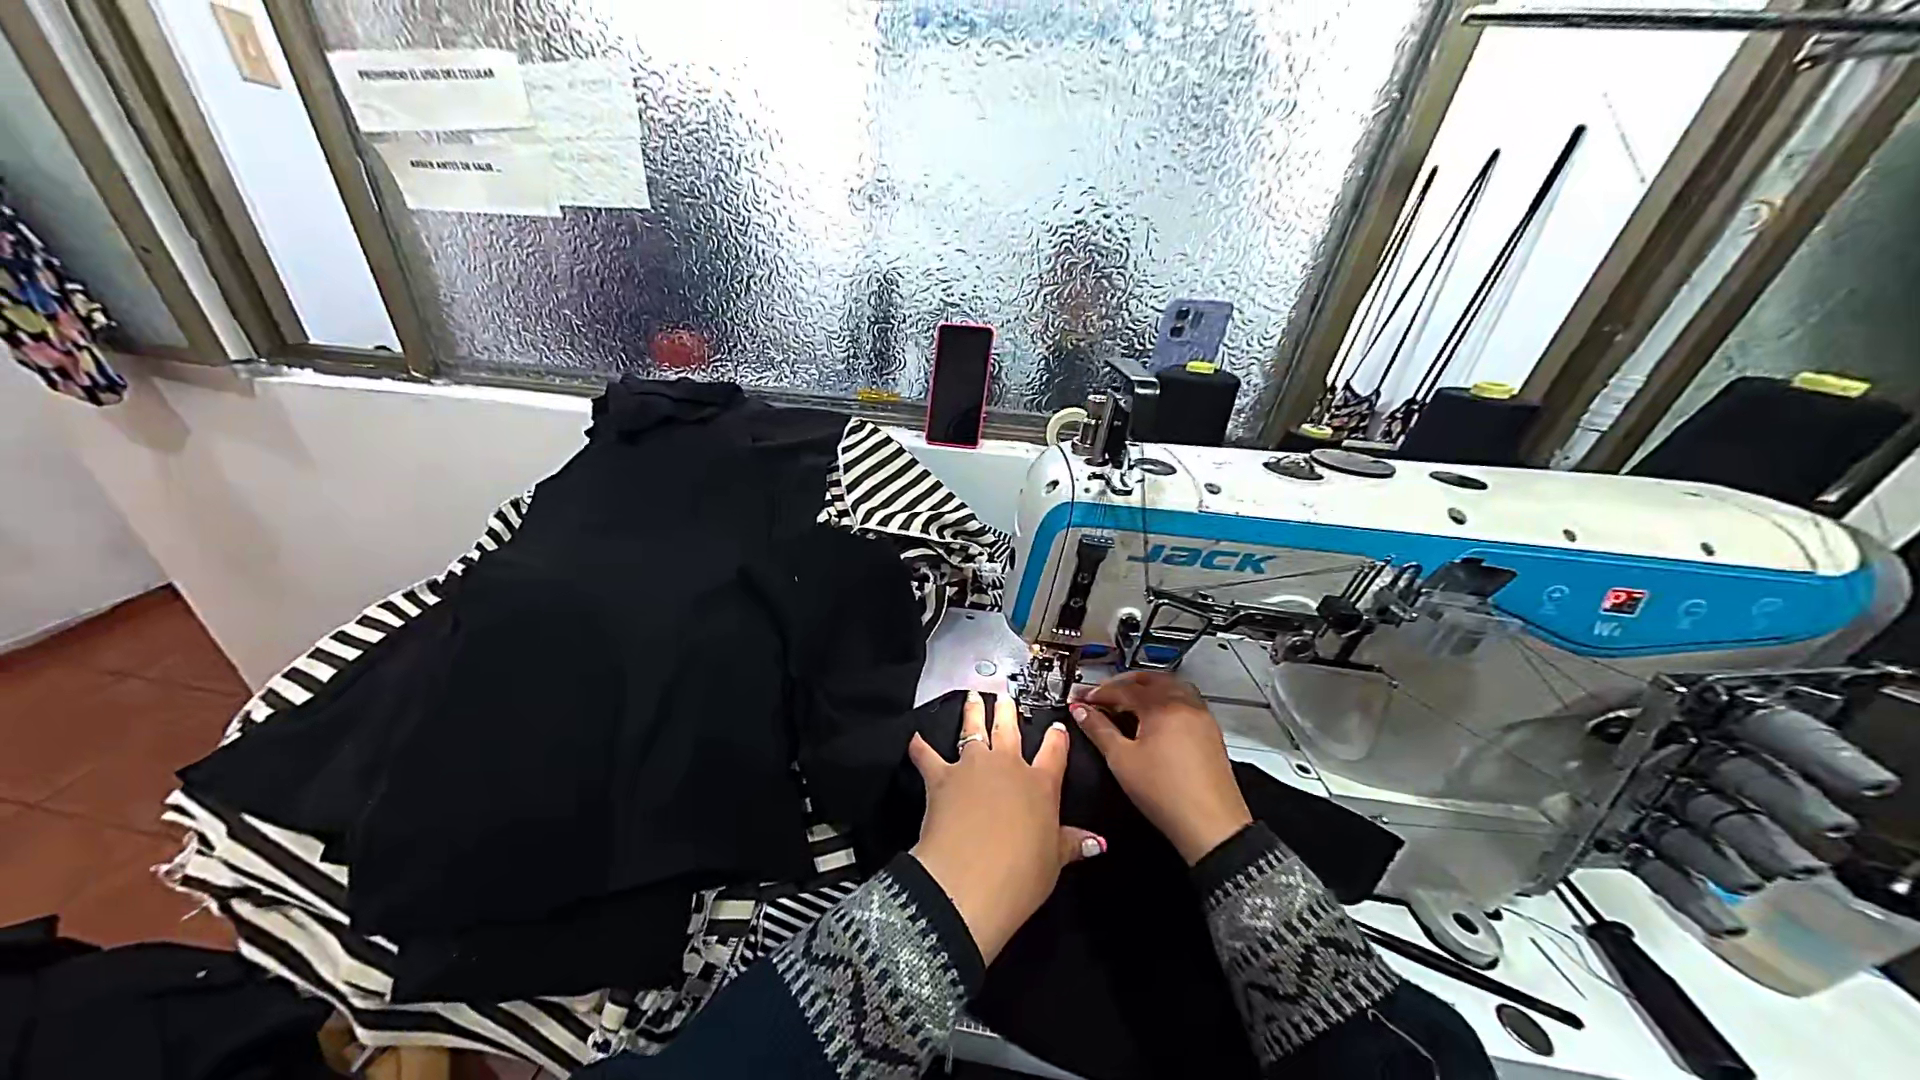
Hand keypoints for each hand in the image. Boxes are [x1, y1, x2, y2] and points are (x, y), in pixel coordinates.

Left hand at [909, 691, 1104, 963]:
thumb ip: (1072, 844)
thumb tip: (1098, 842)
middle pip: (1010, 729)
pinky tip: (914, 737)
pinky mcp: (941, 777)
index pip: (1054, 752)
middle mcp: (1007, 766)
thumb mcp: (1054, 861)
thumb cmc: (1020, 874)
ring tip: (973, 696)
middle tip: (1005, 697)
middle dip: (1008, 711)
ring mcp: (973, 767)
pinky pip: (927, 755)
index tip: (1057, 726)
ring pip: (974, 729)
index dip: (1057, 737)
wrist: (970, 879)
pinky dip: (920, 746)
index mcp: (1040, 785)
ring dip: (973, 712)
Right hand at [1071, 671, 1252, 865]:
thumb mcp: (1121, 760)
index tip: (1083, 700)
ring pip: (1171, 687)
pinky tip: (1154, 719)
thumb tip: (1082, 712)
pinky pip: (1185, 702)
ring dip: (1147, 689)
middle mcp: (1185, 704)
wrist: (1211, 826)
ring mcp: (1201, 717)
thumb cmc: (1168, 795)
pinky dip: (1165, 701)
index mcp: (1162, 706)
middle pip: (1150, 680)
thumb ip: (1098, 730)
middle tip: (1103, 695)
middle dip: (1123, 684)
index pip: (1123, 689)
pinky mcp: (1210, 733)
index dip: (1099, 693)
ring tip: (1128, 703)